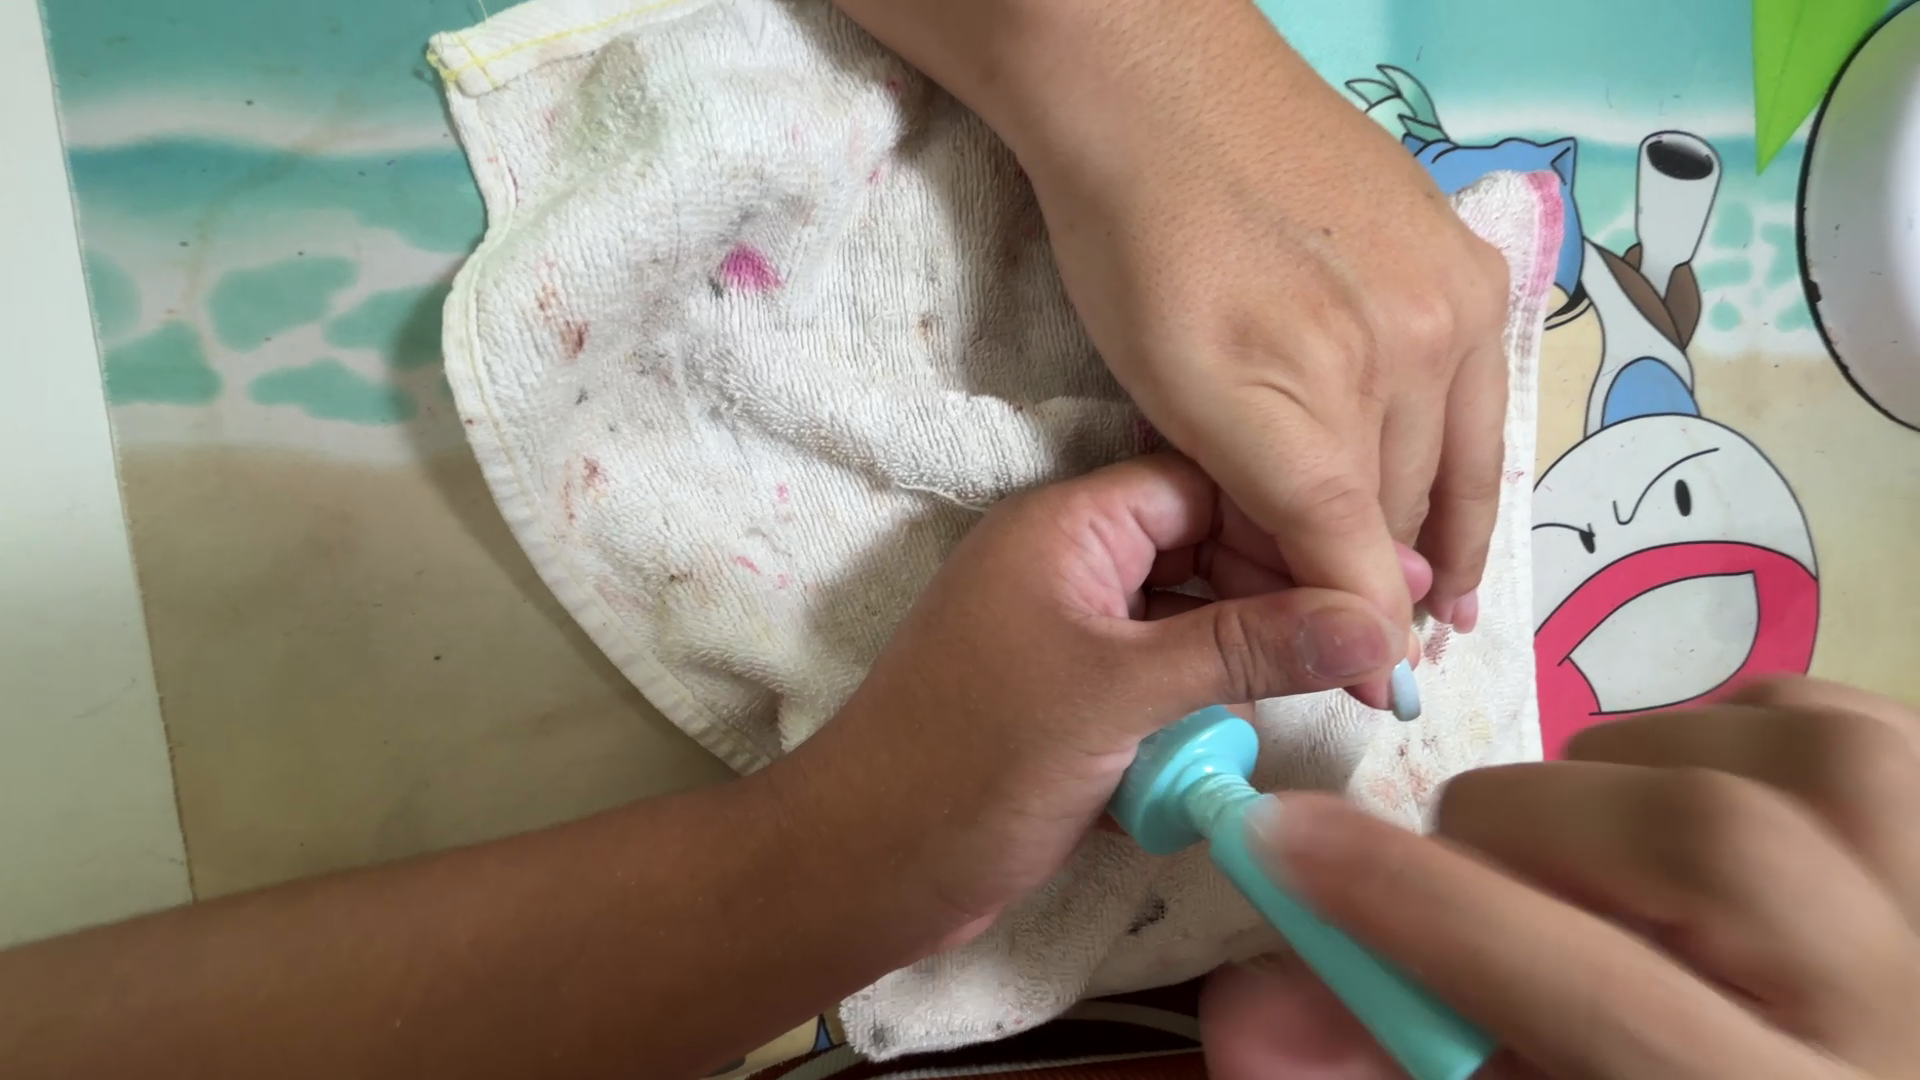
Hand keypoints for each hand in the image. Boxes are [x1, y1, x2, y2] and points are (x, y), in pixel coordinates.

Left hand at [777, 451, 1417, 945]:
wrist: (871, 860)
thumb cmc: (979, 755)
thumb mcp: (1118, 692)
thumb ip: (1244, 648)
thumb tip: (1376, 619)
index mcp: (1067, 526)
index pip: (1203, 485)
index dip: (1290, 521)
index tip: (1386, 571)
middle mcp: (1070, 564)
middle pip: (1201, 552)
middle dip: (1281, 597)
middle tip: (1386, 642)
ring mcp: (1071, 631)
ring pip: (1185, 620)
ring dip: (1245, 657)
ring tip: (1340, 688)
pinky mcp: (1073, 694)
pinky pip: (1158, 675)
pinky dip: (1200, 701)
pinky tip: (1249, 731)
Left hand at [1013, 0, 1508, 644]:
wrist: (1151, 100)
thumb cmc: (1133, 255)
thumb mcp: (1178, 392)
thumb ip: (1267, 492)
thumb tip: (1351, 589)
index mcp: (1318, 409)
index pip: (1352, 555)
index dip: (1357, 628)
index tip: (1369, 683)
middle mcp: (1410, 361)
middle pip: (1400, 514)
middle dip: (1379, 584)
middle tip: (1367, 638)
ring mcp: (1447, 302)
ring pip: (1447, 463)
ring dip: (1438, 541)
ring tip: (1439, 605)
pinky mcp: (1457, 258)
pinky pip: (1475, 397)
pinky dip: (1463, 465)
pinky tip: (1456, 506)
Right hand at [1202, 678, 1919, 1077]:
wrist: (1864, 1061)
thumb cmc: (1665, 1078)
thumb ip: (1395, 1053)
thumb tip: (1232, 1020)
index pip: (1590, 991)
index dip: (1408, 901)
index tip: (1271, 834)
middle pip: (1683, 839)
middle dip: (1516, 832)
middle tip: (1479, 874)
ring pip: (1717, 756)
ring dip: (1604, 790)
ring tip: (1611, 869)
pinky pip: (1783, 709)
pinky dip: (1698, 743)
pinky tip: (1712, 819)